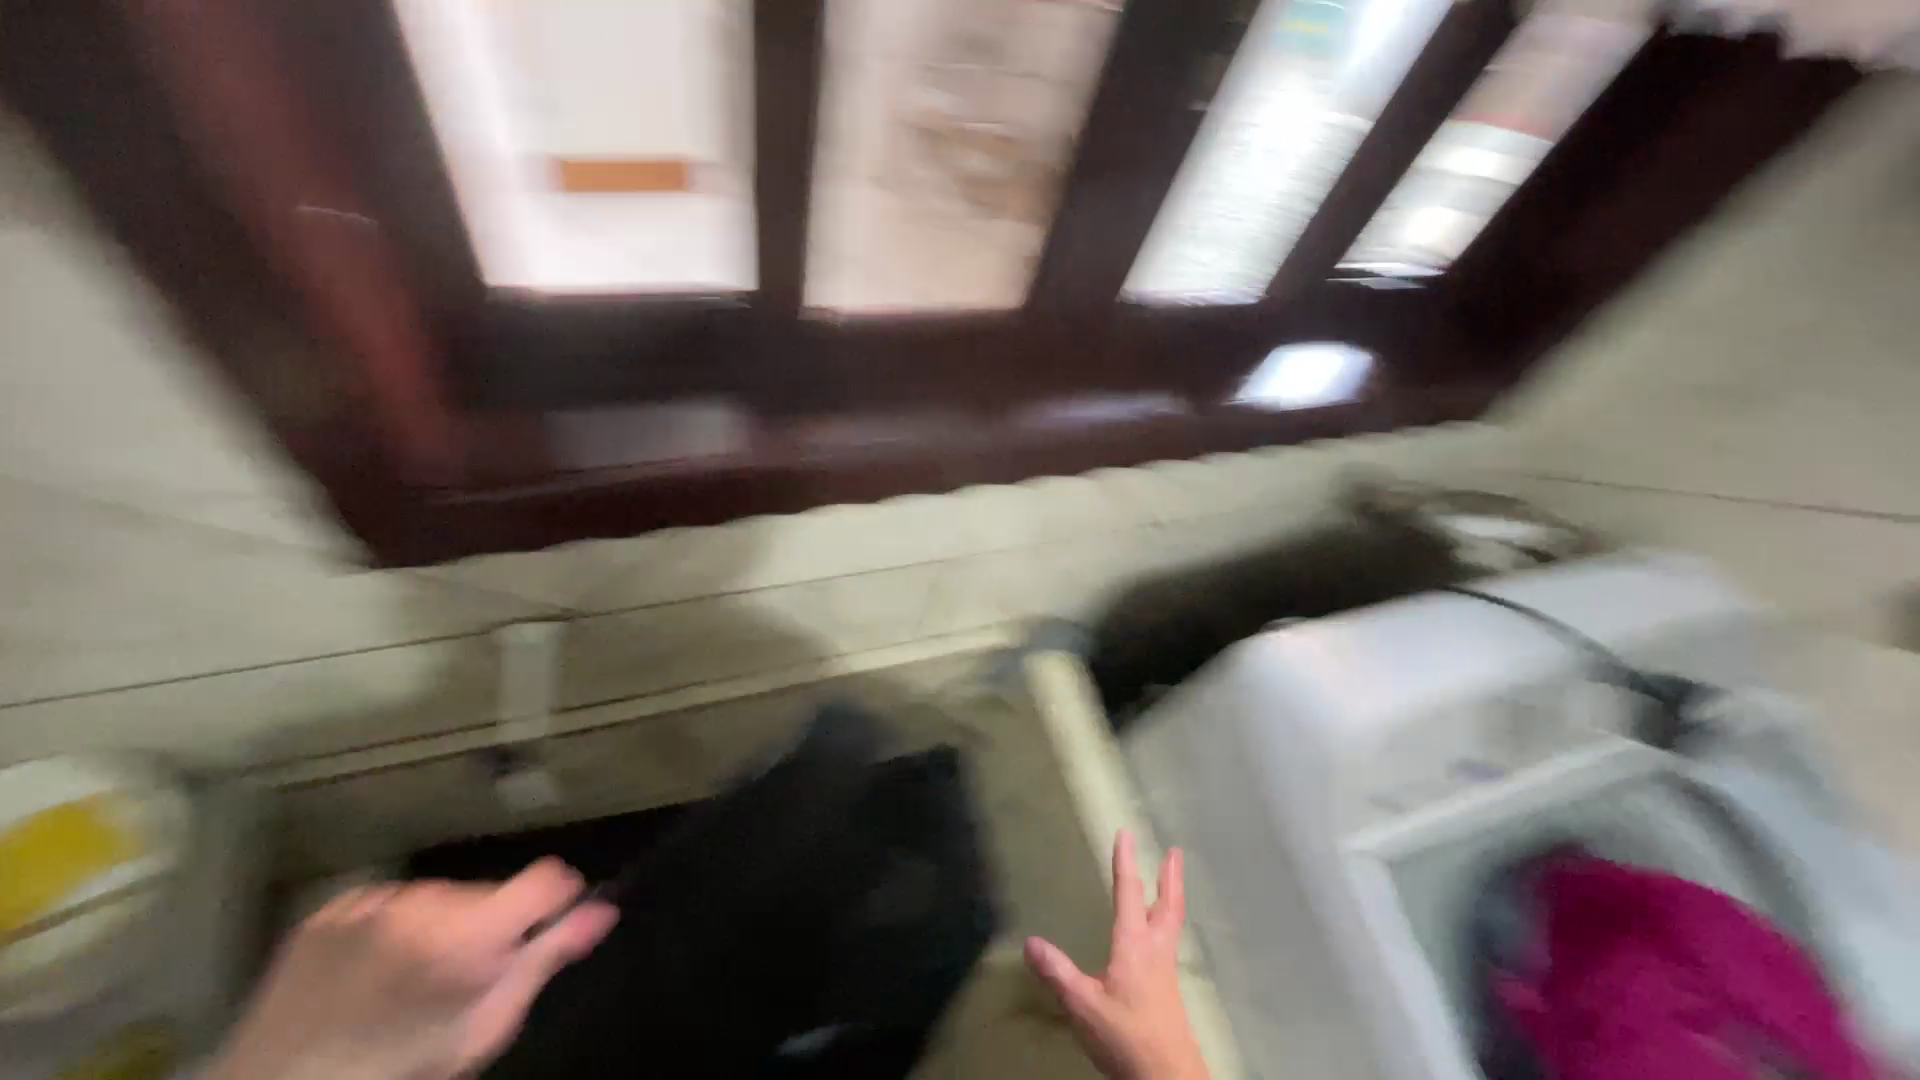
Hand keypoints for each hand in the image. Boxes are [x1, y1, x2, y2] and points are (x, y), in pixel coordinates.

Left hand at [209, 858, 616, 1079]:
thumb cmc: (403, 1070)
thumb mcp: (487, 1027)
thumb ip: (547, 960)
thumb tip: (603, 911)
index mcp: (471, 936)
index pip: (546, 879)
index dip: (556, 899)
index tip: (546, 926)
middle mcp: (426, 904)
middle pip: (490, 891)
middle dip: (490, 923)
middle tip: (463, 977)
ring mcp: (373, 903)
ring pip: (440, 896)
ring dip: (442, 924)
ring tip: (410, 981)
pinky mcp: (332, 909)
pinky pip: (390, 901)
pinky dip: (394, 927)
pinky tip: (373, 972)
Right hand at [1025, 831, 1208, 1079]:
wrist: (1170, 1078)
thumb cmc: (1126, 1036)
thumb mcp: (1083, 1005)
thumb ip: (1058, 974)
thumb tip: (1030, 941)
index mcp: (1134, 945)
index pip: (1129, 894)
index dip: (1126, 862)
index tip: (1127, 833)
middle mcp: (1155, 952)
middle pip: (1167, 906)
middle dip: (1169, 877)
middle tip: (1175, 852)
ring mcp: (1166, 973)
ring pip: (1172, 925)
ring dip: (1171, 899)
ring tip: (1171, 884)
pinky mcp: (1169, 994)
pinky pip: (1169, 945)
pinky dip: (1167, 926)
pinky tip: (1160, 940)